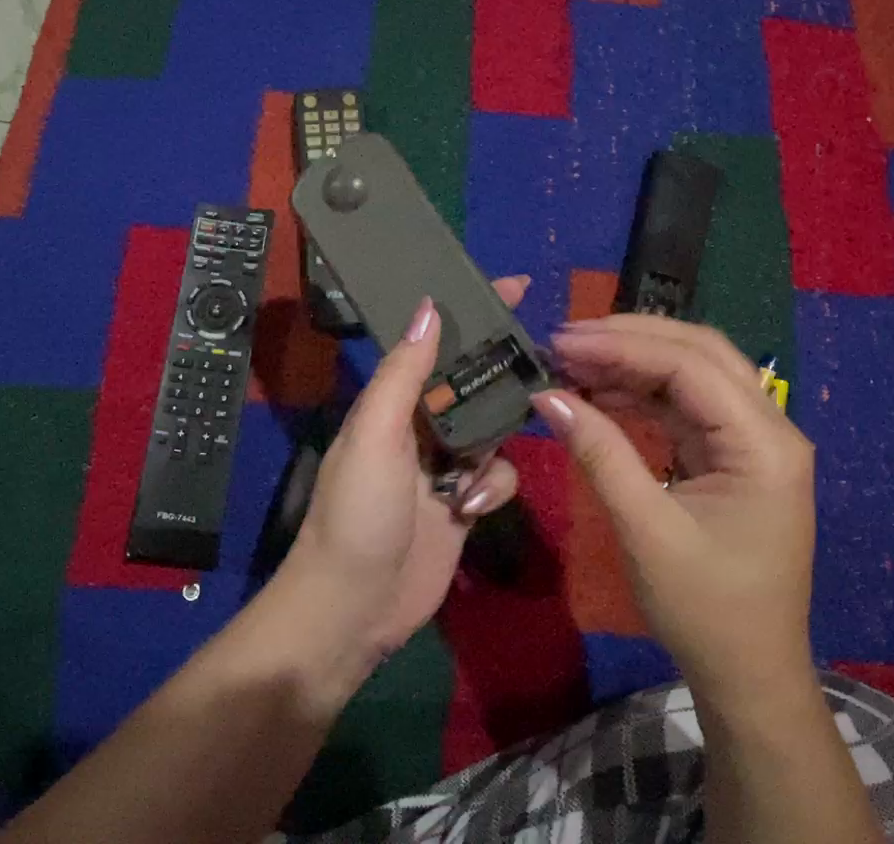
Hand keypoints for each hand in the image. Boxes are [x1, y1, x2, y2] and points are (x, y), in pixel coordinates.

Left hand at [280, 278, 529, 655]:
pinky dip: (492, 488)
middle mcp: (417, 429)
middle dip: (499, 373)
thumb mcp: (375, 435)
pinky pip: (496, 479)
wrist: (355, 606)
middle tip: (538, 360)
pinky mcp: (462, 507)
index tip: (512, 287)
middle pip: (469, 384)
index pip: (432, 345)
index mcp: (389, 405)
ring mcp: (441, 469)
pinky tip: (470, 507)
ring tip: (486, 456)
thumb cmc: (357, 512)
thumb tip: (428, 307)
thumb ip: (403, 376)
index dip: (467, 314)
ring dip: (496, 442)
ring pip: (491, 432)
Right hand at [531, 315, 818, 707]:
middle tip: (563, 341)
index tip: (560, 342)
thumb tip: (546, 396)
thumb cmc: (705, 608)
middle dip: (630, 339)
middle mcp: (768, 429)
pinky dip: (640, 394)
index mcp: (764, 445)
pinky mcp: (731, 458)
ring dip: (632, 363)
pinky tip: (598, 393)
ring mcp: (752, 443)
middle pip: (700, 354)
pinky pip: (685, 407)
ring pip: (691, 375)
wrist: (748, 673)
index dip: (622, 346)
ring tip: (571, 363)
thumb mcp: (646, 530)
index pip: (690, 367)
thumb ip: (599, 454)